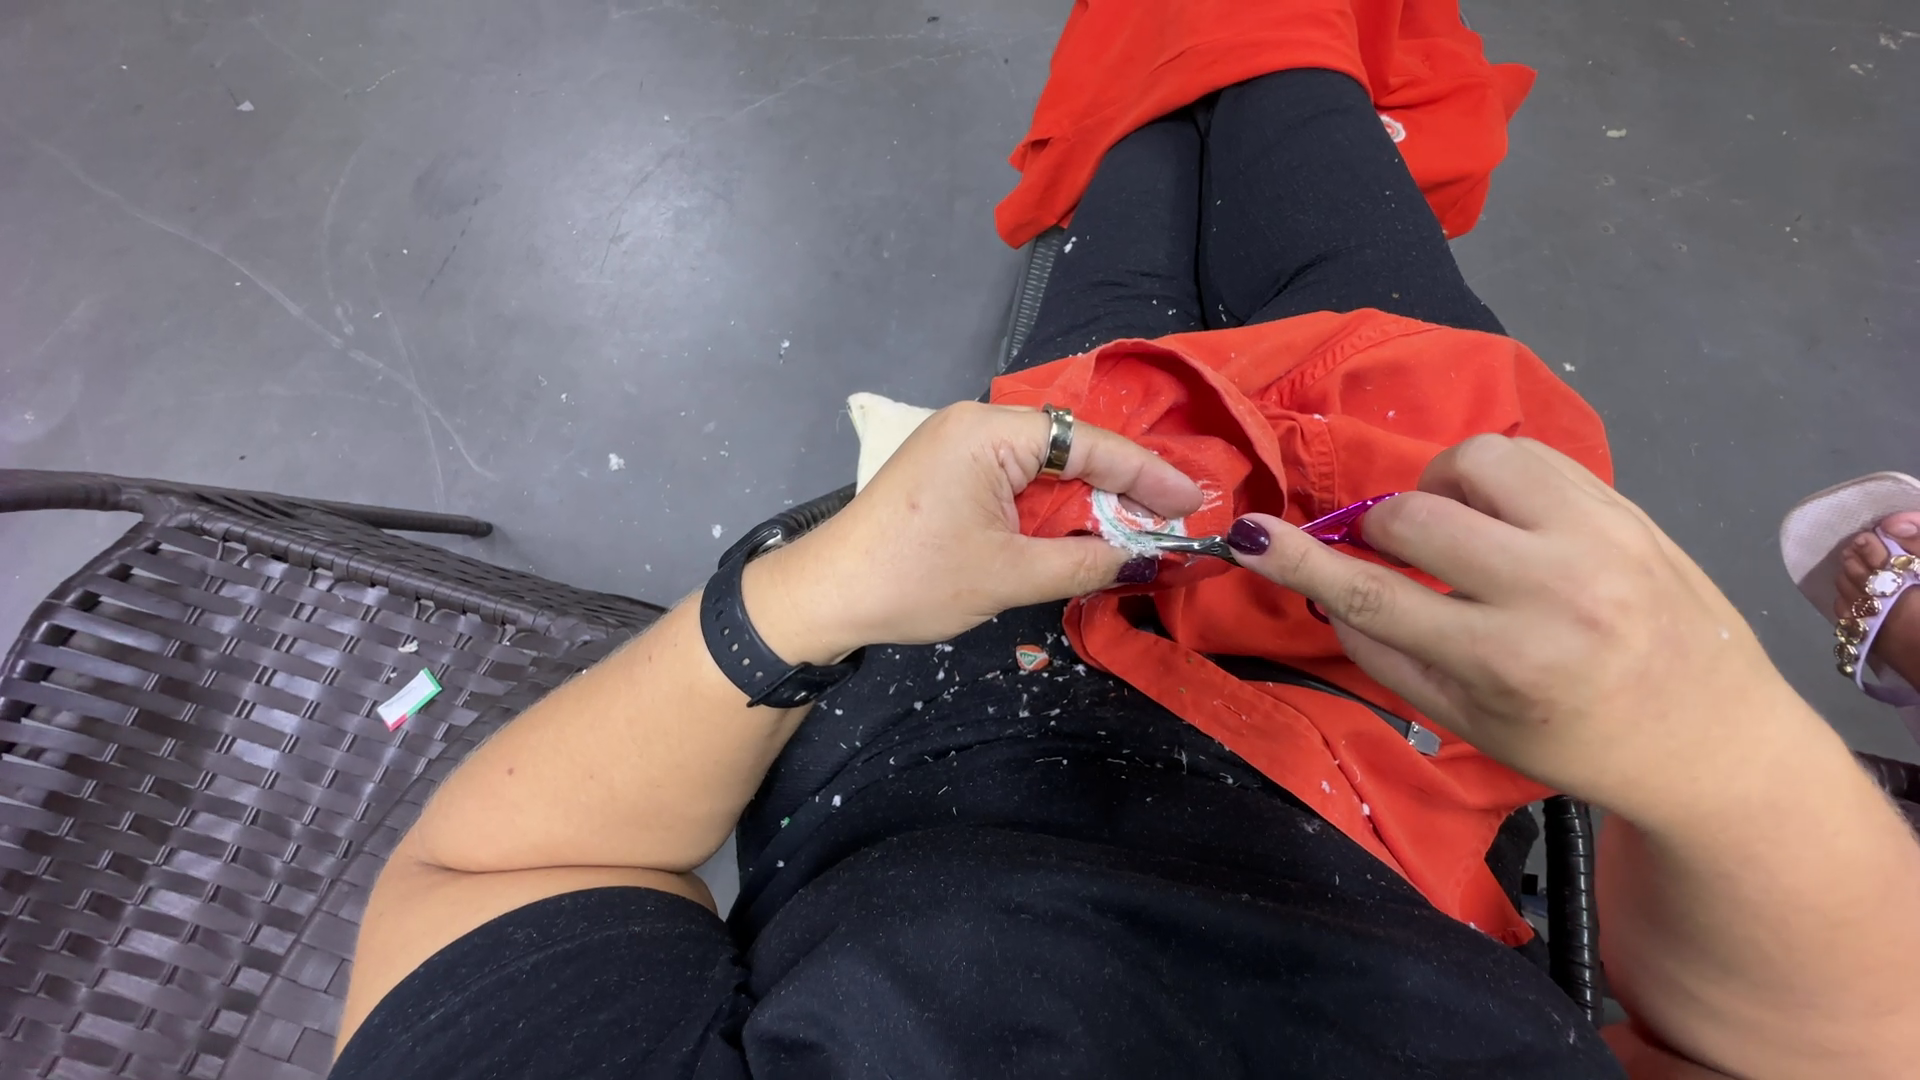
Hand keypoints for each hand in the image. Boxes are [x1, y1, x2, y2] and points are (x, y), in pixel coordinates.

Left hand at [746, 401, 1202, 661]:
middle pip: (1070, 450)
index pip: (1089, 443)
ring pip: (1045, 469)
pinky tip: (1079, 532)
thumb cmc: (913, 581)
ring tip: (1136, 533)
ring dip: (1085, 504)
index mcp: (990, 433)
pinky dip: (1049, 510)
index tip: (1195, 500)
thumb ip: (1086, 561)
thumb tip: (1150, 560)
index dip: (1148, 473)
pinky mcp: (949, 472)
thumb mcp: (1008, 576)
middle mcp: (976, 425)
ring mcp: (959, 446)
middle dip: (1119, 489)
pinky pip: (1016, 482)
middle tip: (1171, 522)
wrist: (825, 597)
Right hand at [1226, 435, 1817, 823]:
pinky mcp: (1629, 507)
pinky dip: (1488, 480)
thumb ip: (1381, 652)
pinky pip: (1528, 455)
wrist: (1715, 742)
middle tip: (1393, 556)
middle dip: (1379, 532)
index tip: (1248, 535)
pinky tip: (1501, 518)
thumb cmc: (1570, 742)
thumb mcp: (1460, 719)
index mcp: (1506, 660)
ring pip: (1473, 460)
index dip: (1297, 560)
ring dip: (1437, 491)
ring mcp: (1603, 538)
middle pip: (1412, 516)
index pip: (1372, 595)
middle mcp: (1557, 589)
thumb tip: (1327, 589)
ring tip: (1455, 529)